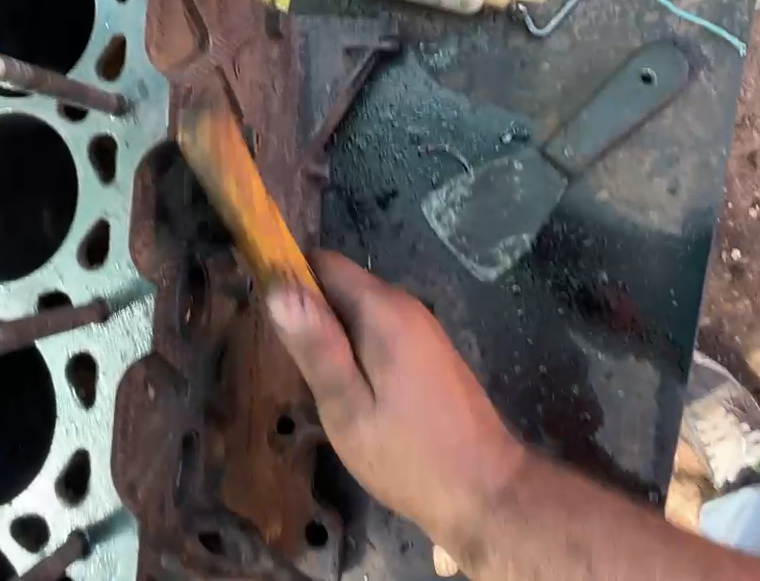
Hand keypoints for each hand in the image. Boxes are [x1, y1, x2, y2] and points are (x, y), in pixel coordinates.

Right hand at [266, 252, 528, 553]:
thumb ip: (315, 346)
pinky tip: (356, 395)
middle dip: (311, 315)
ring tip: (325, 389)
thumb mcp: (348, 408)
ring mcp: (420, 326)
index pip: (321, 262)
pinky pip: (377, 328)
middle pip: (339, 284)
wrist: (488, 495)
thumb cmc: (410, 456)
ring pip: (356, 309)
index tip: (270, 319)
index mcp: (382, 309)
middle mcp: (404, 304)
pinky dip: (356, 348)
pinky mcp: (427, 348)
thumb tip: (277, 287)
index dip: (289, 280)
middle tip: (297, 370)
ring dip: (332, 336)